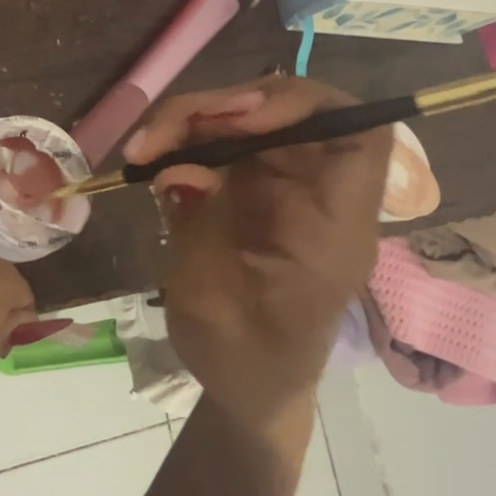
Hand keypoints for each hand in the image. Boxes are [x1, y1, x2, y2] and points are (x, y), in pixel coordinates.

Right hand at [122, 76, 389, 426]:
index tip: (235, 118)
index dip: (299, 106)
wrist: (246, 389)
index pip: (353, 133)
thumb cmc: (242, 357)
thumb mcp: (212, 295)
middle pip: (285, 115)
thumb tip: (179, 170)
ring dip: (191, 123)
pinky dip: (183, 144)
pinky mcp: (249, 194)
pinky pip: (221, 148)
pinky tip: (151, 162)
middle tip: (158, 132)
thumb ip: (199, 225)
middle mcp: (314, 195)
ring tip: (142, 147)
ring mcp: (281, 191)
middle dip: (218, 108)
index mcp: (332, 223)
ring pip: (245, 124)